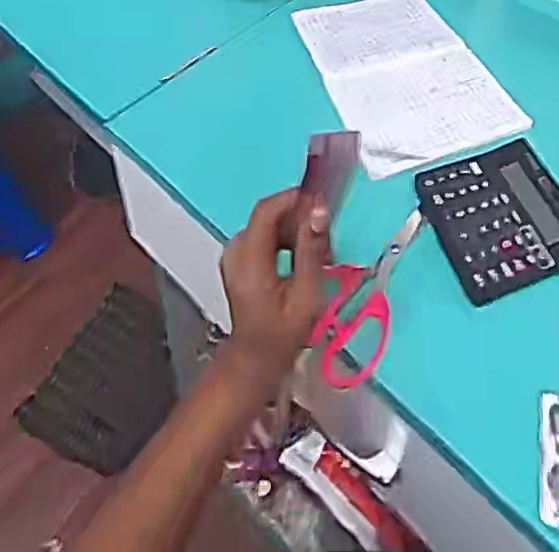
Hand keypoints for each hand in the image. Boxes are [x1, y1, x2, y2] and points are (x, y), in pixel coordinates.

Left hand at [219, 187, 331, 387]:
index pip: (266, 210)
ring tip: (318, 253)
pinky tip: (301, 258)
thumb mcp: (306, 294)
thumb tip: (317, 210)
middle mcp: (235, 250)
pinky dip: (284, 240)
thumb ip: (311, 249)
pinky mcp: (238, 259)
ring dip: (294, 231)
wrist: (256, 358)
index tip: (319, 204)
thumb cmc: (284, 332)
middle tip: (325, 238)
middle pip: (269, 216)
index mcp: (248, 259)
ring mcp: (234, 254)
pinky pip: (264, 236)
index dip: (292, 199)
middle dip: (299, 219)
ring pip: (268, 225)